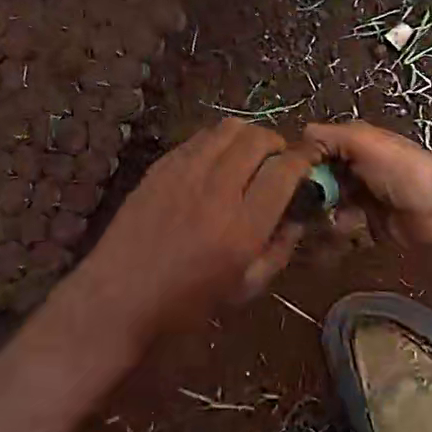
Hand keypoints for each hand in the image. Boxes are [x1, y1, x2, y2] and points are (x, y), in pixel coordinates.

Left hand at [63, 118, 320, 341]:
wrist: (120, 293)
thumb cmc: (185, 303)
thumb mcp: (244, 289)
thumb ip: (279, 250)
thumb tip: (299, 216)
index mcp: (242, 226)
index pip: (284, 172)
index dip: (303, 158)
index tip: (311, 158)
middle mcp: (216, 188)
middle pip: (258, 139)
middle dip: (277, 143)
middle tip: (278, 159)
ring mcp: (185, 170)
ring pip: (228, 129)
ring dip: (248, 136)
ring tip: (250, 155)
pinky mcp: (162, 164)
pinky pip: (200, 137)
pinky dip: (218, 141)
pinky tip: (217, 161)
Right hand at [305, 120, 431, 247]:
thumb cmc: (399, 167)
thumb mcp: (360, 141)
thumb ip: (325, 137)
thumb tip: (293, 143)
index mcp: (347, 147)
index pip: (310, 154)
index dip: (296, 168)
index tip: (281, 184)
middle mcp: (350, 172)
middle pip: (314, 186)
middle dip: (305, 201)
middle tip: (297, 216)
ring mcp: (359, 202)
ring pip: (325, 212)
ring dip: (319, 223)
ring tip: (316, 232)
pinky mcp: (369, 229)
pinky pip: (343, 236)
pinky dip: (335, 241)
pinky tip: (331, 244)